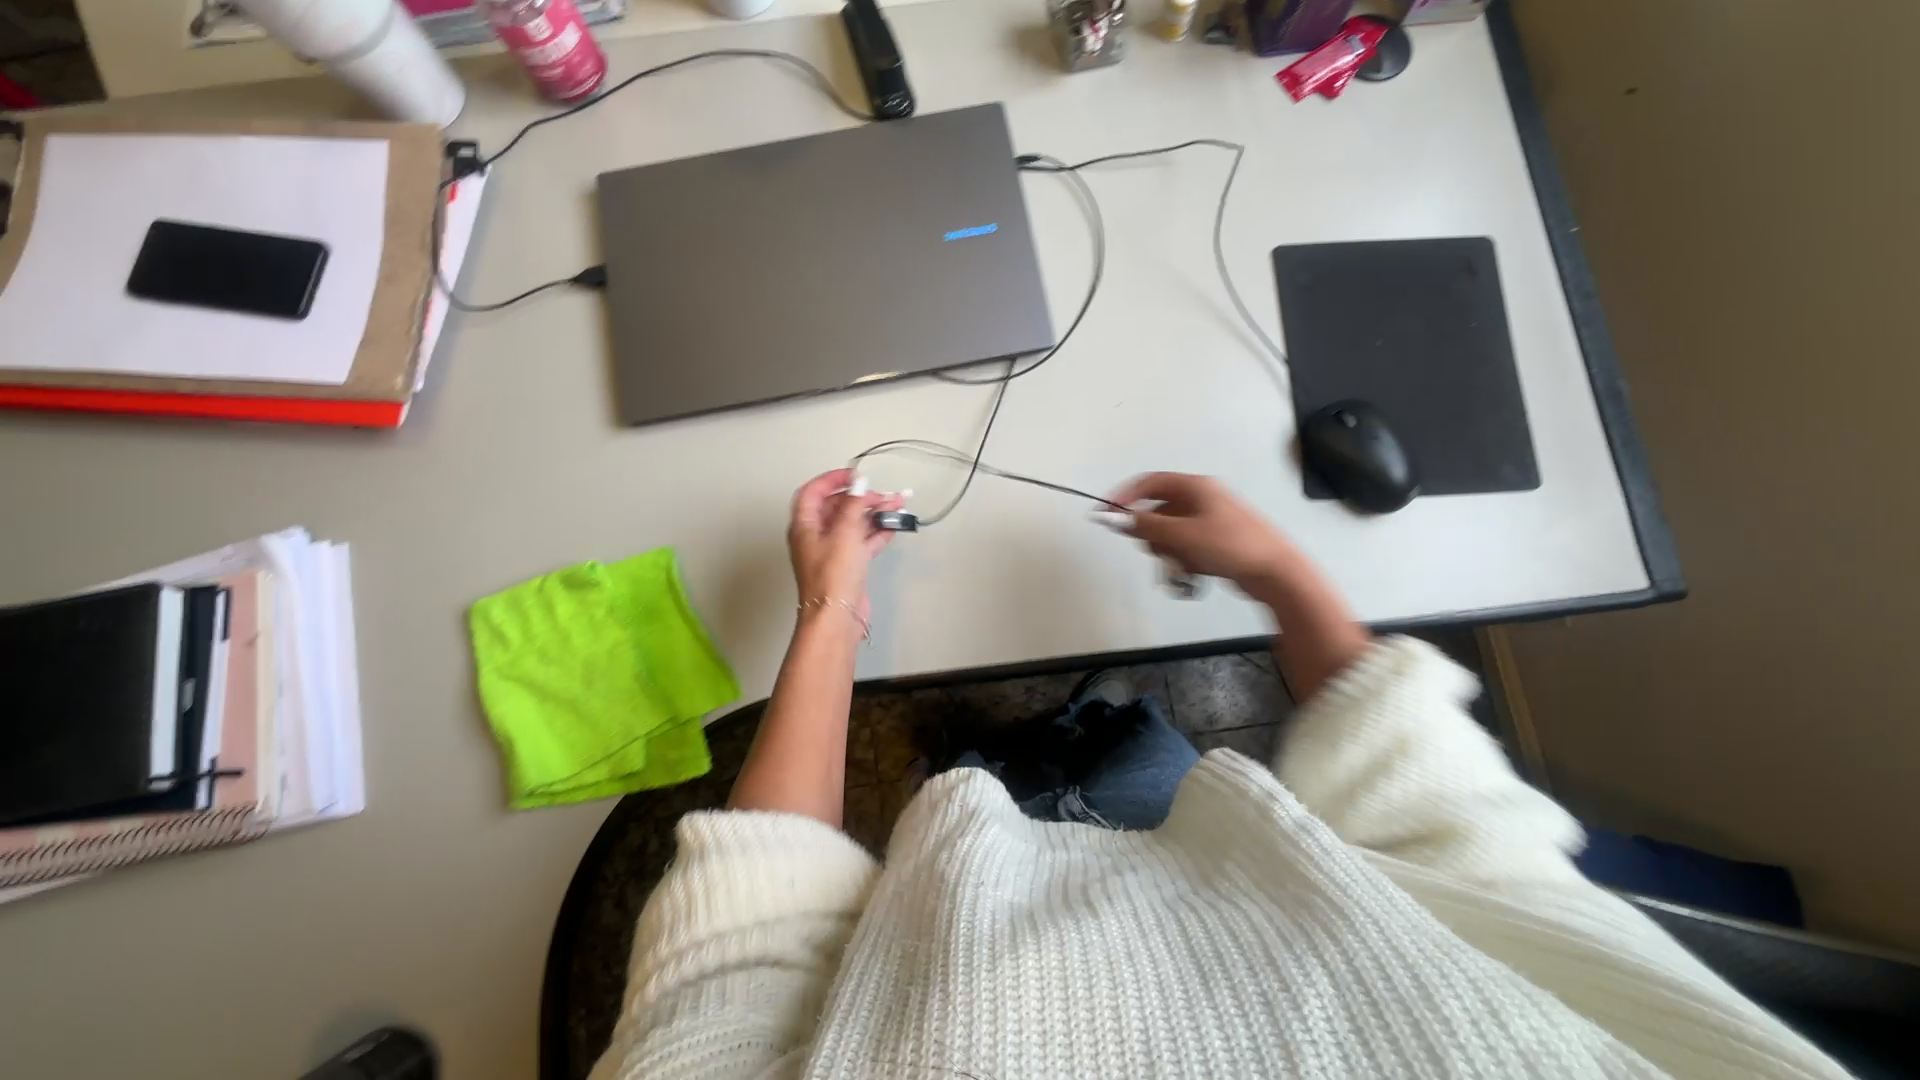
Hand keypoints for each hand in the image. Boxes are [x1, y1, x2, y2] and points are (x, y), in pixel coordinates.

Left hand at [788, 469, 903, 623]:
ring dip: (875, 513)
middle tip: (885, 495)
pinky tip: (894, 526)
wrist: (836, 617)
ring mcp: (832, 551)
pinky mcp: (848, 565)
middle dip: (863, 498)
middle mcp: (816, 536)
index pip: (814, 491)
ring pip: (854, 524)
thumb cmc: (832, 576)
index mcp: (805, 525)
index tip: (857, 475)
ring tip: (898, 506)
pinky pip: (863, 541)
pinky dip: (877, 532)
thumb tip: (860, 483)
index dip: (833, 479)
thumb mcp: (844, 533)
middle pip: (838, 507)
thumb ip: (853, 504)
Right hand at [1106, 473, 1298, 601]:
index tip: (1105, 515)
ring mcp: (1209, 521)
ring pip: (1169, 533)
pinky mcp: (1215, 542)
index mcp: (1195, 487)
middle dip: (1152, 535)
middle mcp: (1201, 499)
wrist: (1276, 572)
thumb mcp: (1182, 535)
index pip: (1148, 484)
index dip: (1124, 497)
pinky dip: (1183, 559)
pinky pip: (1185, 547)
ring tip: (1182, 564)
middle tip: (1156, 549)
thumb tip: (1115, 518)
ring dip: (1168, 551)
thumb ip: (1145, 526)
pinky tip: (1195, 572)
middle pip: (1157, 511)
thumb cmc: (1231, 546)